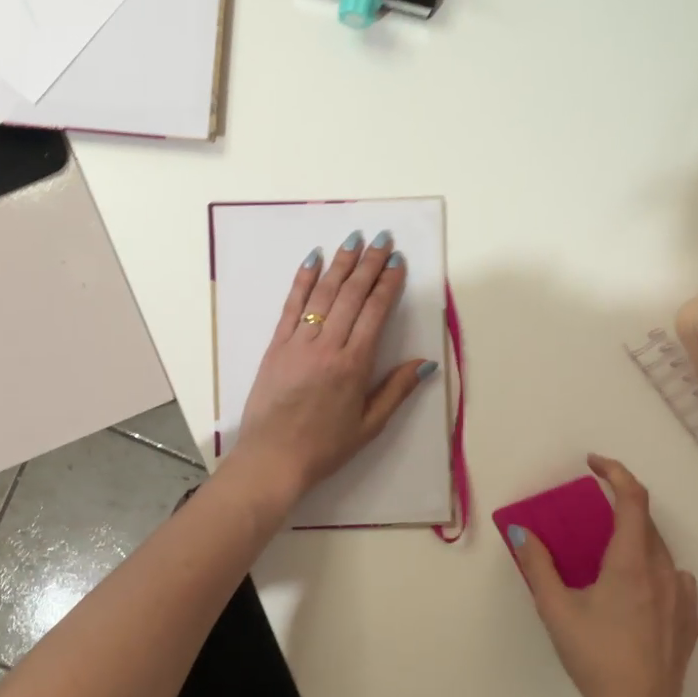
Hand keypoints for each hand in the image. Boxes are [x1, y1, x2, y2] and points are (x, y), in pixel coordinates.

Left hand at [225, 231, 435, 505]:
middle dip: (368, 263)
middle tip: (381, 238)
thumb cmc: (324, 448)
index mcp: (353, 365)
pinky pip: (292, 306)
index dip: (387, 283)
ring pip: (323, 294)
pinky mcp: (276, 346)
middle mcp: (326, 346)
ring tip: (352, 239)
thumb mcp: (369, 425)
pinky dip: (303, 280)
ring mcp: (298, 343)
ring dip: (339, 264)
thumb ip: (396, 390)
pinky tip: (313, 260)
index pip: (375, 312)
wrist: (272, 458)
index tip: (397, 261)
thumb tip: (425, 363)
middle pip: (351, 295)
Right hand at [506, 455, 697, 696]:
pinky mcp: (690, 617)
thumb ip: (538, 566)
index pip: (633, 499)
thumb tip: (522, 532)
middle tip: (588, 513)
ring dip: (634, 538)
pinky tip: (634, 589)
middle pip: (646, 522)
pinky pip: (672, 576)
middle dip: (618, 506)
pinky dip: (651, 567)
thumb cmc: (594, 656)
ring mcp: (682, 595)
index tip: (593, 464)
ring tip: (607, 554)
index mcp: (632, 563)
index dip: (615, 473)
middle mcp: (663, 571)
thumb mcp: (555, 610)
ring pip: (659, 550)